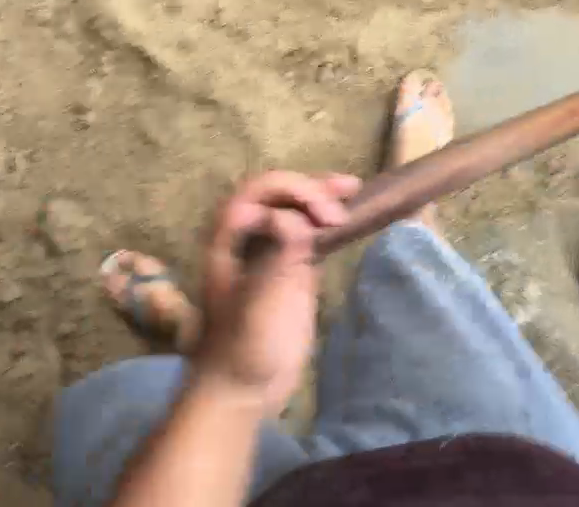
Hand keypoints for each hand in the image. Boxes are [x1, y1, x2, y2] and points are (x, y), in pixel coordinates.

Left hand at [190, 171, 360, 413]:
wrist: (242, 390)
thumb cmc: (241, 350)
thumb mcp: (258, 307)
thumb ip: (276, 261)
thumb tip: (292, 220)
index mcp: (227, 237)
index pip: (256, 193)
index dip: (289, 191)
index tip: (319, 215)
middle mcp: (247, 235)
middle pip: (277, 193)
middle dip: (308, 190)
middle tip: (338, 211)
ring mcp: (269, 248)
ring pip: (293, 207)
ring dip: (320, 195)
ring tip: (352, 188)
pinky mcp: (289, 266)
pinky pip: (306, 230)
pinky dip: (325, 220)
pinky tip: (346, 215)